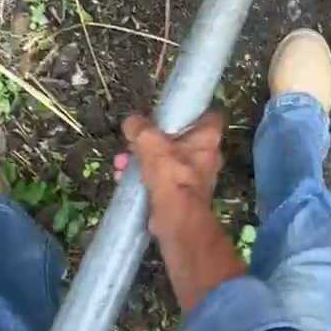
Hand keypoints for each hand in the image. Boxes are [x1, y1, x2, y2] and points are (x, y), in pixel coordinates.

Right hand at [122, 110, 224, 241]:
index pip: (207, 114)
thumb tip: (131, 121)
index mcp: (209, 137)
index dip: (189, 111)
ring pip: (168, 157)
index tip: (169, 112)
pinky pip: (163, 176)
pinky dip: (146, 175)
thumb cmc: (171, 175)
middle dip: (152, 140)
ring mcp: (195, 174)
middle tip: (133, 141)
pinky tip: (123, 176)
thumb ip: (140, 129)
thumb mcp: (151, 145)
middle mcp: (207, 153)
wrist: (178, 219)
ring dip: (143, 158)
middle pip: (179, 137)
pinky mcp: (182, 191)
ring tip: (122, 161)